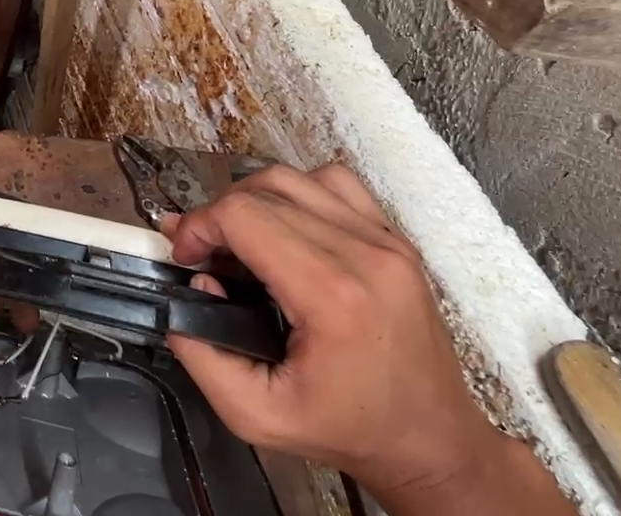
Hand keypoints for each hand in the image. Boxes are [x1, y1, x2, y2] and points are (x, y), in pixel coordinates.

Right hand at [161, 164, 536, 507]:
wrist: (433, 442)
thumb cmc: (350, 430)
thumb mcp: (254, 414)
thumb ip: (201, 353)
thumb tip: (194, 288)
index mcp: (333, 296)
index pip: (242, 215)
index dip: (198, 226)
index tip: (187, 258)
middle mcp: (366, 256)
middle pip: (261, 190)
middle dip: (215, 216)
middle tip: (204, 255)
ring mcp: (387, 242)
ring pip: (292, 179)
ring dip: (250, 200)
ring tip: (239, 241)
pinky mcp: (395, 239)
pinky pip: (331, 183)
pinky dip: (294, 194)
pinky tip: (285, 227)